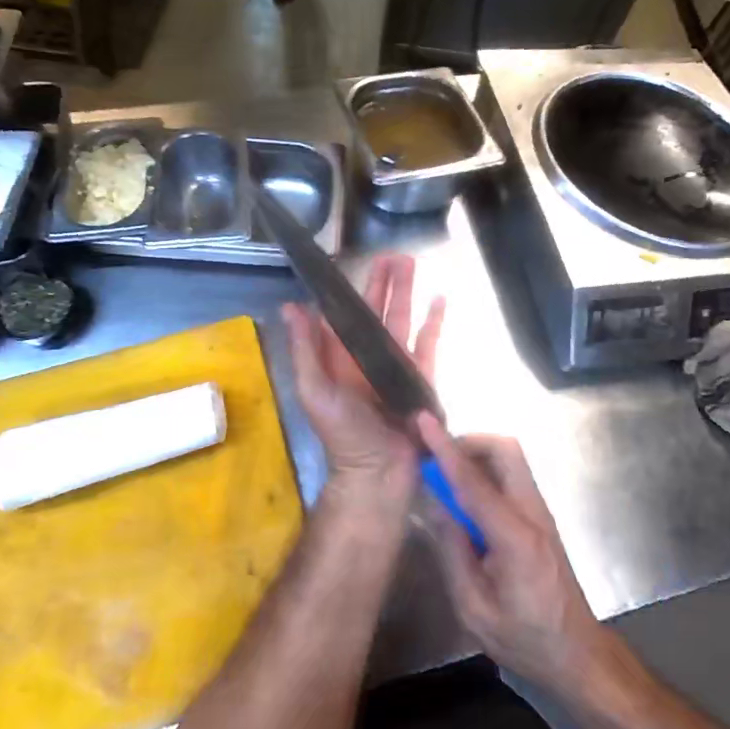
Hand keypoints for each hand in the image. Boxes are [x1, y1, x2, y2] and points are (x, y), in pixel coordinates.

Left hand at [282, 254, 444, 494]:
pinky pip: (428, 343)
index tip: (352, 261)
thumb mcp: (315, 391)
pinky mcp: (421, 378)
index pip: (342, 316)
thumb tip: (291, 306)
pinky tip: (439, 299)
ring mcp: (395, 366)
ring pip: (401, 320)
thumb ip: (305, 349)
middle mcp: (366, 358)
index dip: (347, 289)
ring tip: (412, 264)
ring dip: (406, 292)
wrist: (379, 474)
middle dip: (383, 282)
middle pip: (375, 311)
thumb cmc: (343, 434)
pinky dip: (433, 321)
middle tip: (393, 254)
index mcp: (338, 359)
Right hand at [416, 414, 608, 691]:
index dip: (445, 448)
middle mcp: (533, 513)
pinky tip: (467, 500)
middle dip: (468, 442)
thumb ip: (452, 550)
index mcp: (515, 538)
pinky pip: (511, 477)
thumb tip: (432, 502)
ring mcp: (541, 512)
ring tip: (446, 480)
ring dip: (477, 456)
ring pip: (510, 459)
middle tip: (437, 460)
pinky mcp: (541, 517)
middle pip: (505, 450)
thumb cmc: (523, 638)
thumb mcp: (473, 607)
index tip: (423, 420)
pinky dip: (486, 472)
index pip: (473, 481)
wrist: (577, 654)